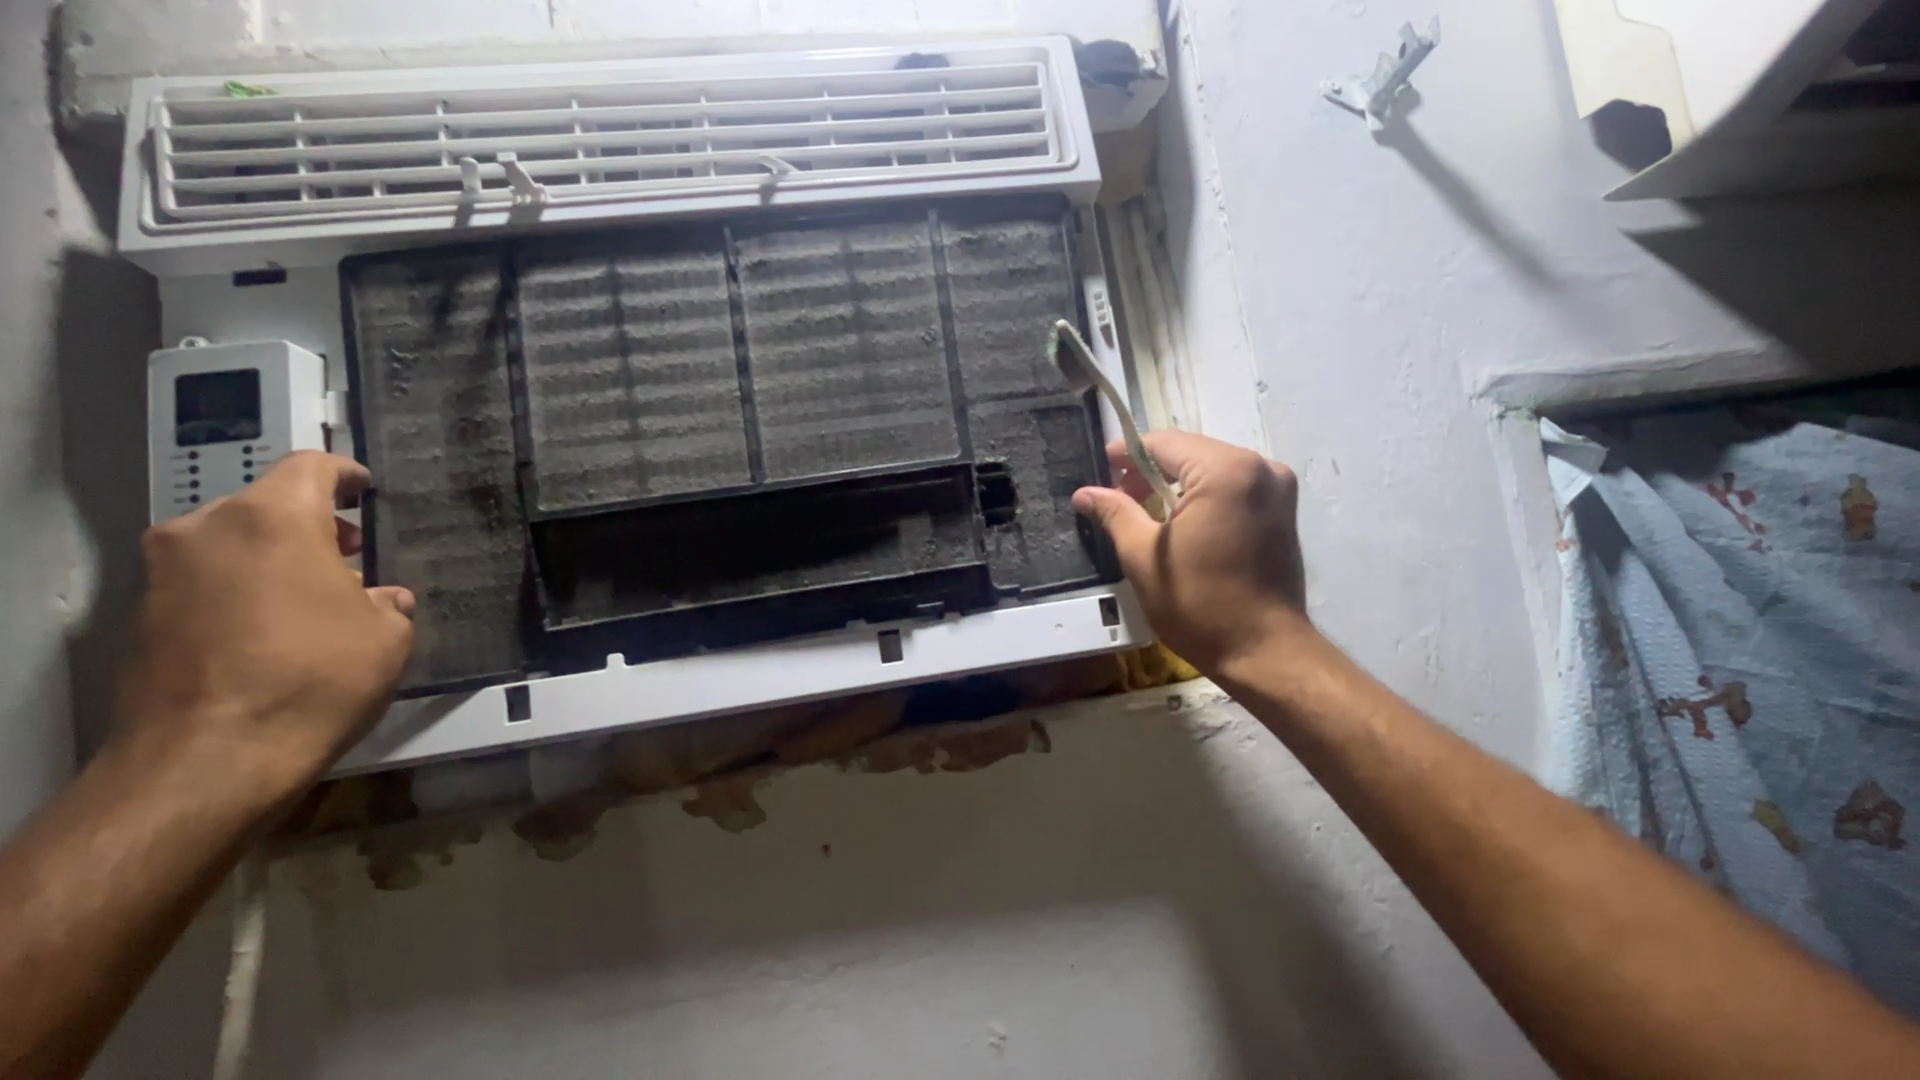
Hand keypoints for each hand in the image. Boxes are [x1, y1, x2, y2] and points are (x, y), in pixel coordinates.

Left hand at [112, 453, 415, 802]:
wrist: (208, 758)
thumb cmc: (314, 680)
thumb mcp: (386, 638)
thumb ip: (384, 603)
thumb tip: (378, 599)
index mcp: (273, 519)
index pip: (311, 467)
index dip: (345, 474)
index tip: (365, 490)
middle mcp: (207, 530)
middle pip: (265, 506)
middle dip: (308, 526)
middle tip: (348, 558)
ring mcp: (163, 573)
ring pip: (230, 545)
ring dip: (271, 560)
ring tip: (311, 600)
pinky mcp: (139, 616)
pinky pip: (203, 584)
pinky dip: (239, 592)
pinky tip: (271, 634)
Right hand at [1073, 431, 1309, 672]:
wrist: (1264, 651)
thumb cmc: (1200, 604)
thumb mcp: (1143, 556)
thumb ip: (1115, 513)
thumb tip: (1085, 492)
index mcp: (1226, 471)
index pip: (1165, 443)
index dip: (1127, 454)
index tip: (1100, 470)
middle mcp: (1260, 467)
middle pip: (1191, 452)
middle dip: (1151, 470)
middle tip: (1118, 497)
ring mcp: (1277, 488)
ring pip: (1212, 469)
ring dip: (1177, 484)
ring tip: (1145, 512)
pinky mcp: (1283, 510)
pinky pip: (1234, 486)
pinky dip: (1204, 496)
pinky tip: (1181, 522)